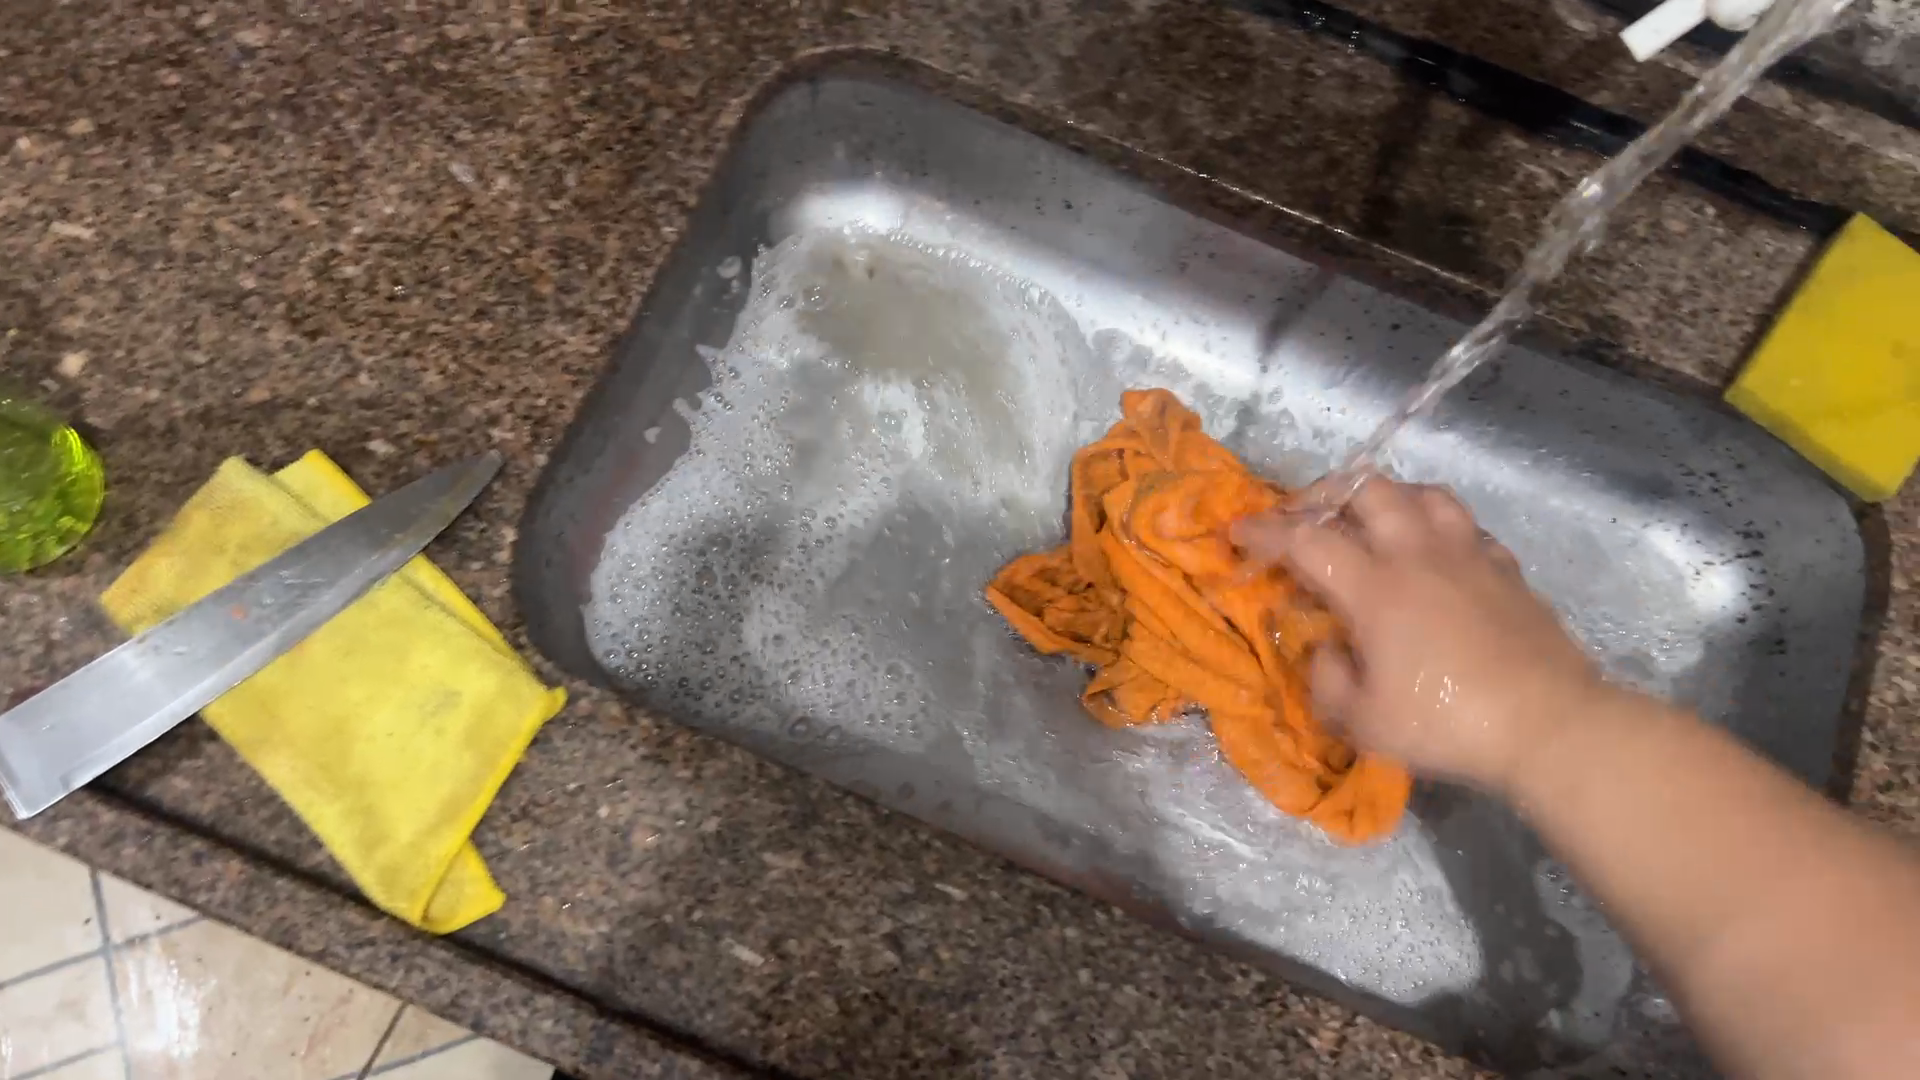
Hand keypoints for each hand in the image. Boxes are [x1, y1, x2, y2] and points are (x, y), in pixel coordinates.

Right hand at [1233, 477, 1612, 793]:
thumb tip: (1326, 646)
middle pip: (1368, 491)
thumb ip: (1326, 676)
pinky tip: (1432, 551)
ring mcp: (1469, 557)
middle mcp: (1418, 556)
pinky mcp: (1507, 571)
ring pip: (1424, 494)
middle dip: (1325, 495)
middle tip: (1305, 517)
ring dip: (1386, 498)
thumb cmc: (1445, 723)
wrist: (1551, 727)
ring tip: (1369, 519)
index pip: (1306, 540)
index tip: (1239, 531)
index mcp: (1375, 588)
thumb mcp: (1361, 719)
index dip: (1265, 530)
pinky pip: (1467, 527)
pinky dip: (1438, 527)